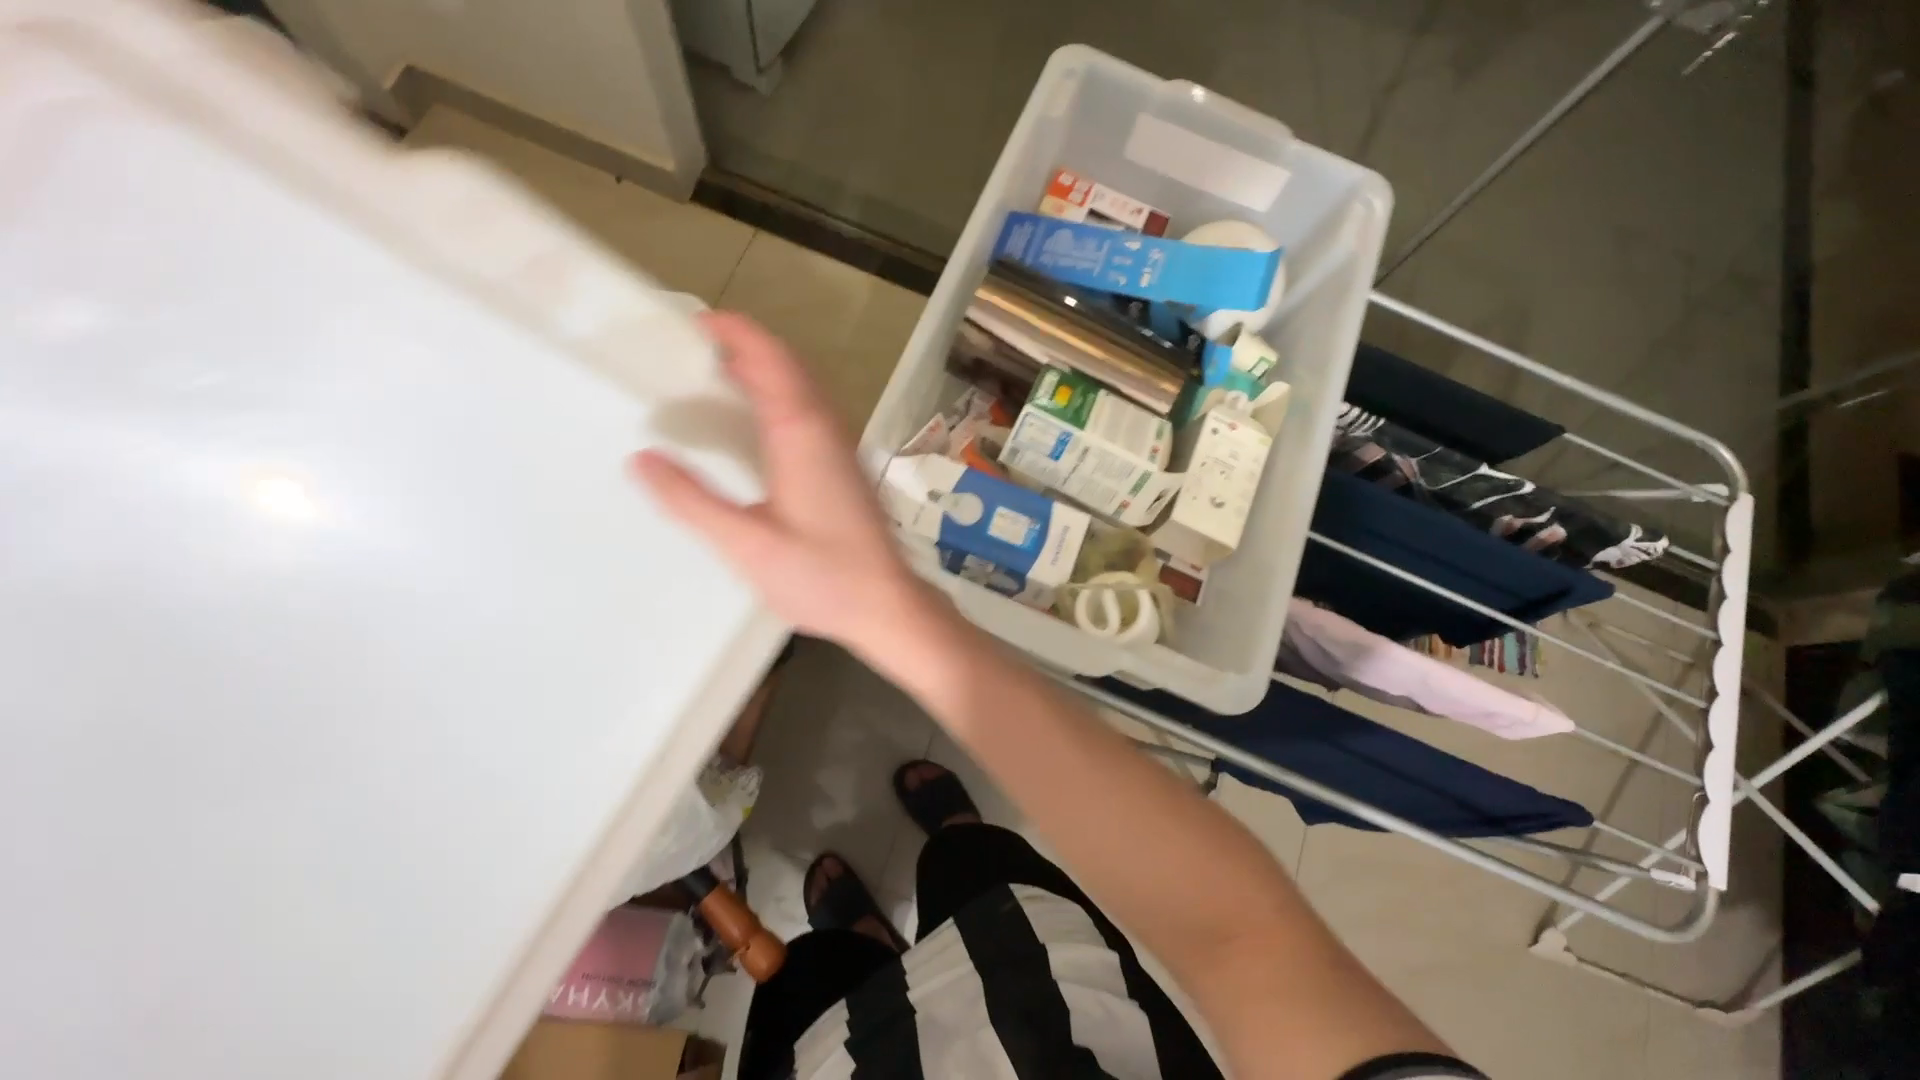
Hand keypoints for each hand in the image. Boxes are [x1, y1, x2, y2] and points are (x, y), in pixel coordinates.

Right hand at [632, 312, 938, 655]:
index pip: (768, 358)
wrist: (888, 605)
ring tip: (713, 375)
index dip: (733, 331)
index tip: (690, 321)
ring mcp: (842, 445)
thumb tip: (642, 458)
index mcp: (801, 433)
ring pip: (802, 386)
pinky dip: (778, 396)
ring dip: (762, 369)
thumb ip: (692, 501)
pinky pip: (810, 410)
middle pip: (786, 364)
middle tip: (689, 348)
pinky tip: (754, 423)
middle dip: (742, 345)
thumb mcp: (746, 544)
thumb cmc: (822, 576)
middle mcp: (826, 427)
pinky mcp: (846, 465)